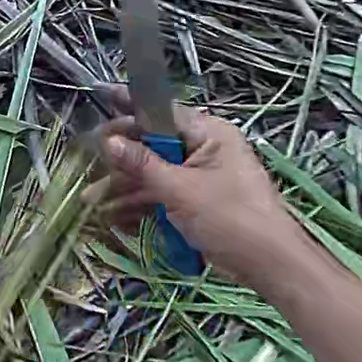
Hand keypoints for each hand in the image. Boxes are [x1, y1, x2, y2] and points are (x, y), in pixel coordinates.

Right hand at [88, 87, 316, 288]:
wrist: (272, 267)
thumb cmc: (230, 218)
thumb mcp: (180, 190)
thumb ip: (141, 164)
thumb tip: (108, 140)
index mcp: (209, 132)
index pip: (161, 111)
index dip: (128, 106)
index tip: (101, 94)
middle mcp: (205, 148)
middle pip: (153, 145)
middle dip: (120, 159)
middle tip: (90, 164)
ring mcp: (201, 176)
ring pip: (155, 173)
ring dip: (125, 187)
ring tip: (91, 200)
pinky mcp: (199, 201)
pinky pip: (164, 194)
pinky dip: (142, 204)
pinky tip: (113, 216)